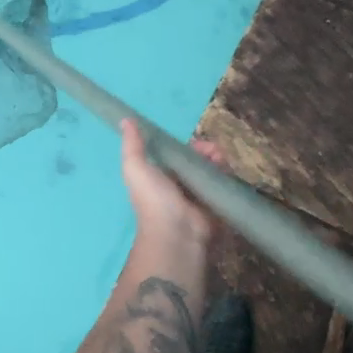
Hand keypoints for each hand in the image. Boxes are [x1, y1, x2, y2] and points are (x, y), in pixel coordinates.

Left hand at [119, 119, 224, 247]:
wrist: (176, 232)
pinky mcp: (214, 204)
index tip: (196, 142)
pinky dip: (226, 175)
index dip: (186, 146)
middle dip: (206, 152)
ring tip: (220, 159)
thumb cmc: (153, 199)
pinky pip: (222, 185)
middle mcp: (179, 185)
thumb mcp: (135, 168)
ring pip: (211, 170)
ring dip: (218, 160)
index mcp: (160, 176)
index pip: (176, 155)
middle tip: (213, 151)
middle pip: (197, 161)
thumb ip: (132, 146)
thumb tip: (125, 120)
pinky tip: (226, 170)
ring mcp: (198, 195)